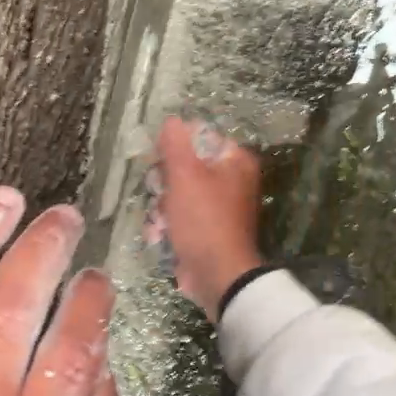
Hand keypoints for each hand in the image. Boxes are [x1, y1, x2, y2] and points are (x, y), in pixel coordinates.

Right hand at [155, 116, 265, 320]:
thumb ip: (175, 143)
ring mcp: (220, 207)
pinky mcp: (208, 229)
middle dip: (165, 182)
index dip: (174, 148)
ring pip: (178, 193)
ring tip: (161, 221)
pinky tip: (162, 235)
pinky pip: (181, 216)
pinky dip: (169, 224)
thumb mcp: (185, 175)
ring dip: (162, 206)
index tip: (160, 162)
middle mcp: (232, 180)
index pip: (198, 137)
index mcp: (235, 161)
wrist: (217, 275)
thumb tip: (172, 120)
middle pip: (185, 166)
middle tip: (160, 193)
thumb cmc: (203, 220)